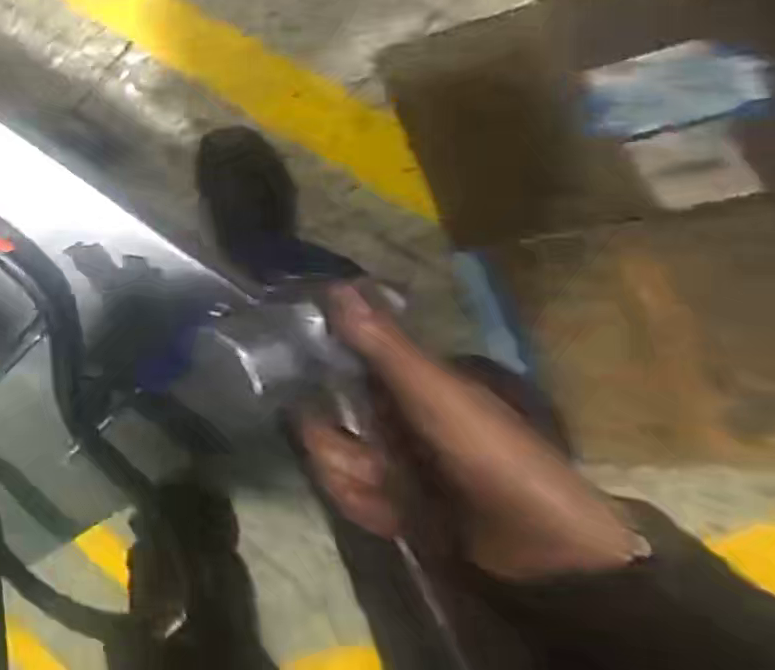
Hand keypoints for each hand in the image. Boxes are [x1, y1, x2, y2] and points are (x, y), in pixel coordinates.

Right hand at [299, 285, 644, 580]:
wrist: (544, 553)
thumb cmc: (494, 456)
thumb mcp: (436, 394)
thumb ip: (382, 344)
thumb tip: (336, 283)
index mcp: (409, 386)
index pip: (340, 361)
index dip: (314, 364)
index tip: (293, 371)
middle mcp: (393, 418)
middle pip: (323, 414)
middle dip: (327, 436)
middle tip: (353, 452)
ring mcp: (389, 463)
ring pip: (329, 455)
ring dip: (343, 472)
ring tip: (379, 488)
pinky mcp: (388, 503)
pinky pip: (346, 493)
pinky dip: (360, 501)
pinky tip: (387, 511)